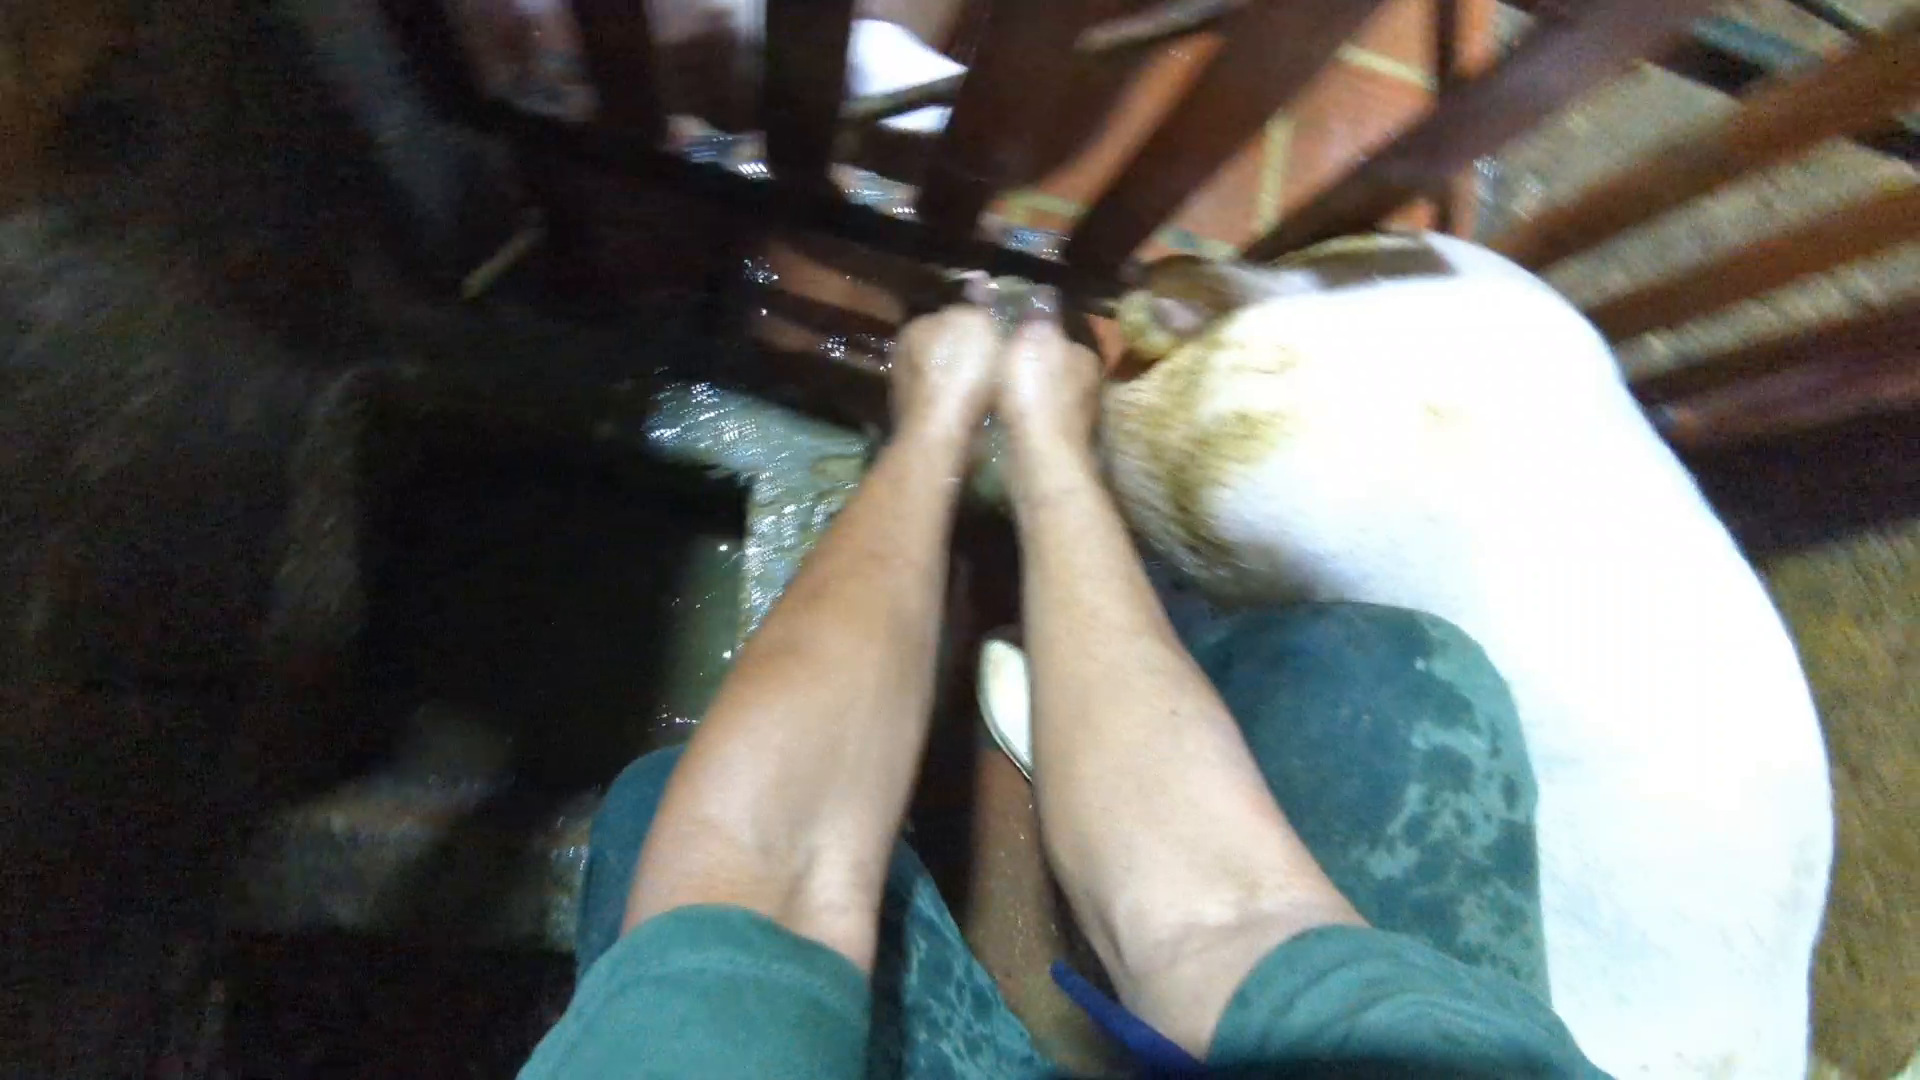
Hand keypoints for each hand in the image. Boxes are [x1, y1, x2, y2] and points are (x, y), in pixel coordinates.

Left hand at [890, 304, 1000, 443]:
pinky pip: (949, 407)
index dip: (978, 320)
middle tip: (1003, 361)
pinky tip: (983, 413)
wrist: (941, 434)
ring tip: (998, 389)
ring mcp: (908, 393)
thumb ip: (976, 305)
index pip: (950, 314)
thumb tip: (977, 282)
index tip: (1002, 330)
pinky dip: (964, 408)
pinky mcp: (919, 423)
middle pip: (947, 349)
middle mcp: (904, 357)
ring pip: (948, 380)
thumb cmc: (959, 373)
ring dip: (968, 384)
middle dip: (971, 354)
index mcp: (916, 327)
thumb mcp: (976, 324)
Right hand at [997, 316, 1102, 456]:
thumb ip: (1039, 315)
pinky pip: (1041, 422)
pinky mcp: (1062, 444)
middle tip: (1000, 363)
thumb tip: (1045, 292)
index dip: (1037, 331)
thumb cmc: (1035, 392)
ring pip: (1050, 396)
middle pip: (1057, 365)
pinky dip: (1026, 419)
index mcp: (1085, 354)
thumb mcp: (1032, 339)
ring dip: (1030, 394)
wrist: (1040, 457)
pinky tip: (1007, 420)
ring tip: (999, 392)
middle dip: (1034, 365)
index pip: (1063, 333)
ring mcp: (1078, 418)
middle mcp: (1089, 384)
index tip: (1011, 332)